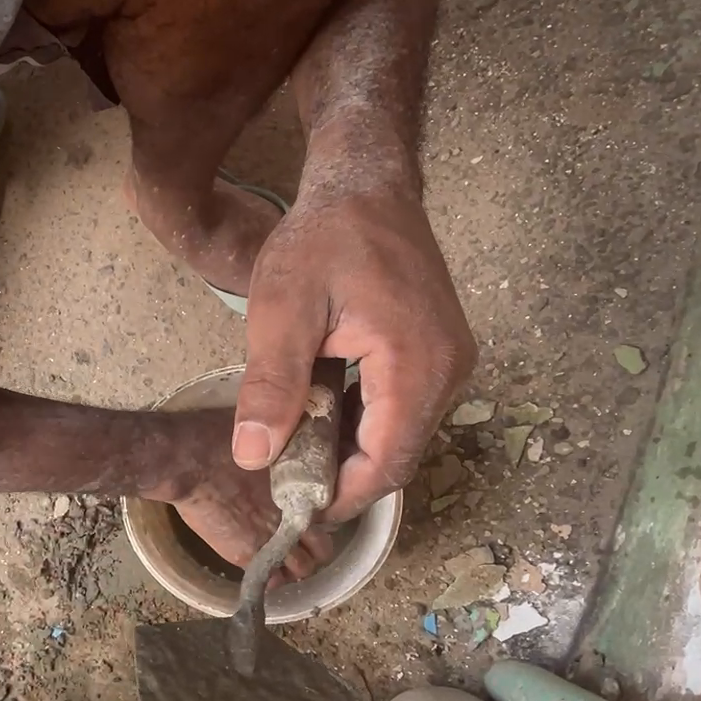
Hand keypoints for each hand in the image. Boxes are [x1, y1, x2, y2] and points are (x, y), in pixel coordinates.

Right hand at [168, 413, 334, 582]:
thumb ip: (276, 446)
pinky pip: (272, 582)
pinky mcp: (249, 555)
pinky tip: (255, 565)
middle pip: (322, 546)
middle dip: (308, 545)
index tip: (300, 515)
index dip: (314, 517)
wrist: (188, 462)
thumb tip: (274, 442)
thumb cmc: (215, 437)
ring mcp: (275, 539)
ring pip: (301, 569)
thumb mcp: (259, 435)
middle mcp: (298, 515)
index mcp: (307, 486)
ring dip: (289, 564)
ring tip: (270, 556)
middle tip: (288, 539)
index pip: (328, 515)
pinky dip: (269, 578)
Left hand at [229, 178, 474, 520]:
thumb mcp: (281, 312)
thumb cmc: (321, 242)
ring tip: (291, 462)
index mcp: (416, 365)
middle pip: (395, 455)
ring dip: (347, 456)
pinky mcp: (431, 353)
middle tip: (284, 489)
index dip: (342, 497)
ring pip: (396, 435)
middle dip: (341, 482)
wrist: (363, 188)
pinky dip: (357, 428)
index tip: (295, 512)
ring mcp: (445, 362)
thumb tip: (253, 457)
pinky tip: (316, 425)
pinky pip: (396, 410)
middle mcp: (446, 371)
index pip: (386, 462)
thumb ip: (272, 386)